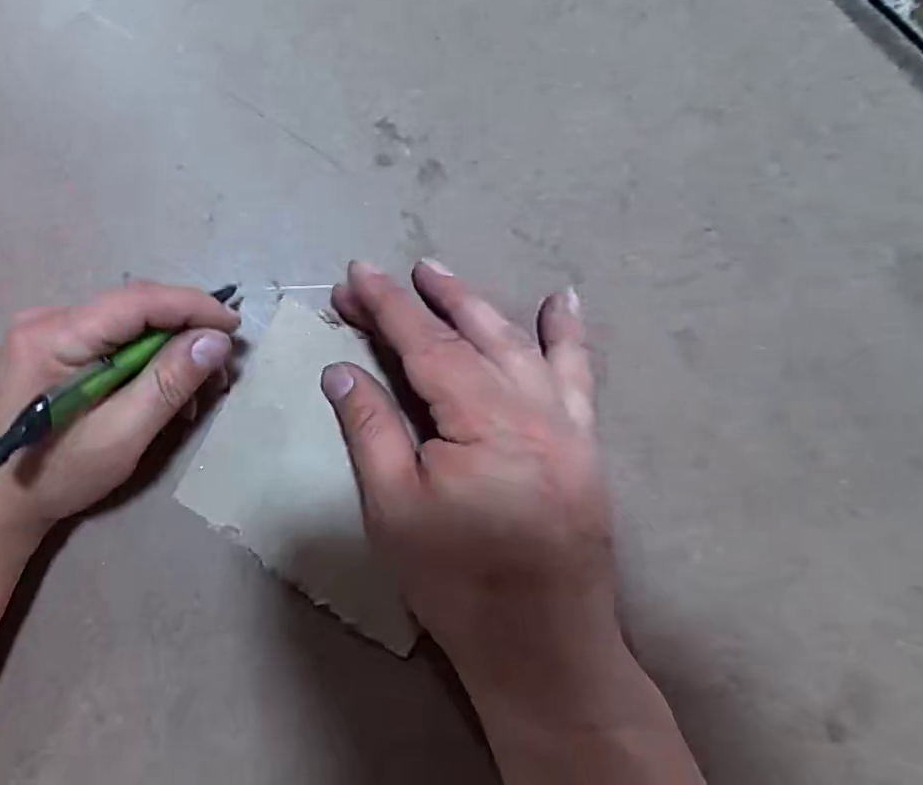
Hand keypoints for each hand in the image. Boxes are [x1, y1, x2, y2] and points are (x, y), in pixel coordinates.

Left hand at [0, 281, 238, 536]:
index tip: (234, 326)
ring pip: (122, 322)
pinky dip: (138, 357)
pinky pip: (106, 336)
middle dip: (181, 331)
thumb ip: (167, 383)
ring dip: (163, 348)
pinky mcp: (48, 344)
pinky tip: (157, 386)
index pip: (134, 301)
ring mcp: (42, 329)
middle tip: (221, 367)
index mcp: (51, 335)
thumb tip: (215, 339)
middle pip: (129, 308)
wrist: (0, 498)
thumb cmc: (56, 475)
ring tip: (194, 388)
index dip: (189, 306)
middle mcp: (43, 318)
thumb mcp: (120, 436)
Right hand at [319, 260, 615, 691]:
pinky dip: (567, 337)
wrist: (543, 651)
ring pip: (518, 347)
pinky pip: (578, 378)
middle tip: (378, 273)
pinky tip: (563, 305)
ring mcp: (569, 429)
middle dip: (419, 300)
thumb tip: (341, 369)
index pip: (427, 348)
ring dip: (475, 305)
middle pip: (469, 338)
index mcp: (488, 428)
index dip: (387, 307)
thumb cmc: (455, 579)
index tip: (355, 276)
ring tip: (439, 272)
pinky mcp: (582, 446)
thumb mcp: (392, 504)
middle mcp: (537, 416)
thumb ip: (369, 427)